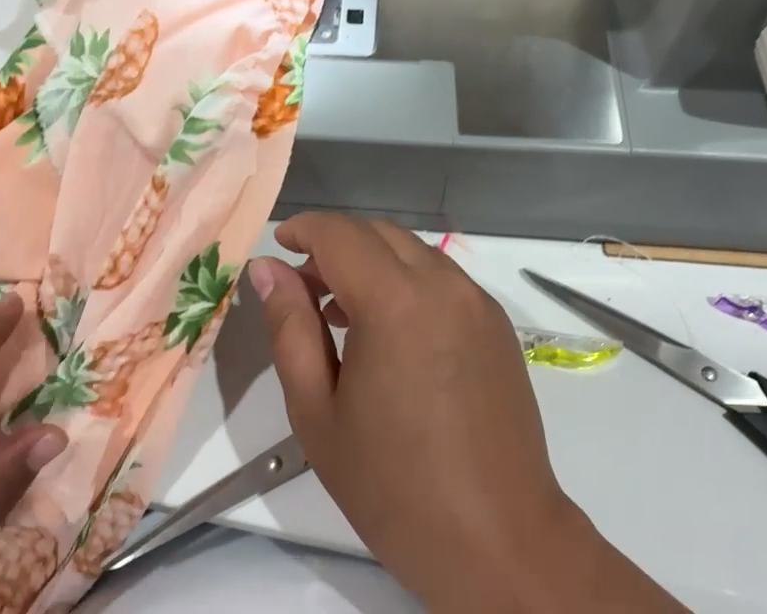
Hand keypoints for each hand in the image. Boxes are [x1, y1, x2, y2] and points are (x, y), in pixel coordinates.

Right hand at [250, 214, 687, 613]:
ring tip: (341, 312)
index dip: (304, 229)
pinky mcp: (499, 328)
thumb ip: (290, 327)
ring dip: (374, 262)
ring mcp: (480, 304)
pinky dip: (409, 284)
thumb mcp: (317, 409)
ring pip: (416, 253)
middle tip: (303, 286)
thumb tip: (267, 269)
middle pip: (380, 234)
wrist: (496, 538)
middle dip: (337, 244)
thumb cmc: (392, 484)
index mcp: (396, 302)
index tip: (280, 245)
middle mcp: (445, 286)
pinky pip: (445, 281)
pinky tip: (390, 333)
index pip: (341, 234)